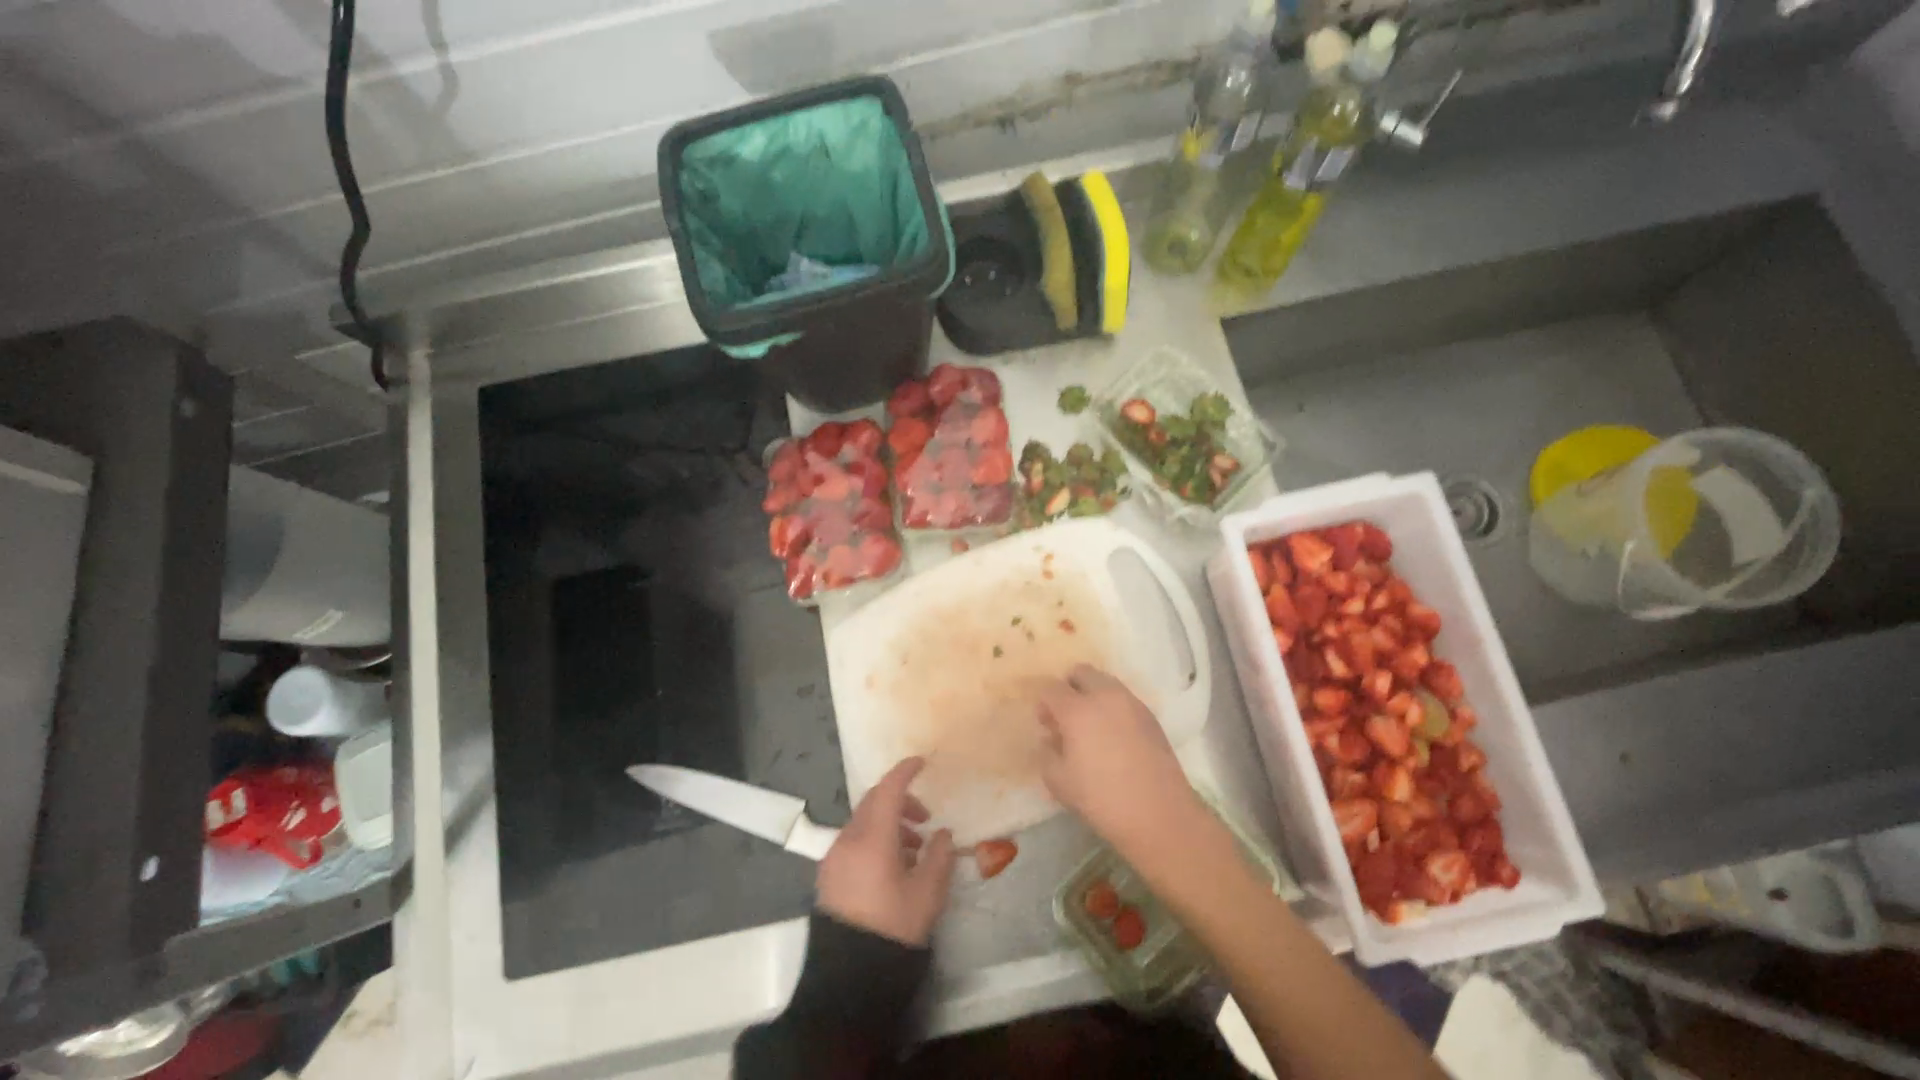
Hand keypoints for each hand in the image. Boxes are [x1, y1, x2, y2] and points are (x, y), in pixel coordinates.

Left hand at [816, 757, 956, 946]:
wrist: (851, 971)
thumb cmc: (894, 926)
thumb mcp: (927, 893)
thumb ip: (938, 856)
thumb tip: (941, 834)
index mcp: (872, 839)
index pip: (887, 790)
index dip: (904, 772)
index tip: (921, 762)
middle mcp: (847, 840)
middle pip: (872, 804)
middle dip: (900, 802)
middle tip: (924, 818)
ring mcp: (833, 857)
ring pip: (862, 823)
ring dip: (888, 824)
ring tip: (914, 849)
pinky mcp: (828, 875)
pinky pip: (853, 842)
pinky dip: (874, 840)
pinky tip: (893, 866)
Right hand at [1036, 664, 1209, 859]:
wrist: (1159, 814)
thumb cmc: (1100, 799)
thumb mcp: (1058, 781)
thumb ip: (1047, 753)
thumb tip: (1051, 738)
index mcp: (1077, 710)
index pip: (1051, 688)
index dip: (1043, 703)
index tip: (1045, 724)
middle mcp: (1105, 697)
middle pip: (1081, 672)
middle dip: (1069, 688)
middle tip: (1066, 718)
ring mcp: (1132, 703)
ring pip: (1105, 683)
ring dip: (1093, 695)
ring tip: (1092, 728)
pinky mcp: (1151, 716)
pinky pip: (1124, 699)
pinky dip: (1113, 708)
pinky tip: (1114, 738)